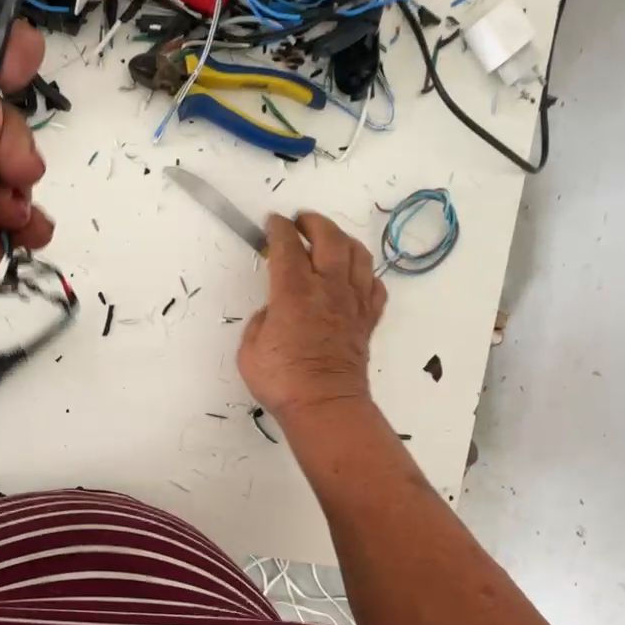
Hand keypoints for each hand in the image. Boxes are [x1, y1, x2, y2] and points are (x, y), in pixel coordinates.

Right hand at [238, 212, 387, 418]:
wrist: (324, 404)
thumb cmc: (282, 380)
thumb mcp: (249, 350)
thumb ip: (260, 322)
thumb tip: (273, 313)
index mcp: (293, 291)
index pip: (287, 246)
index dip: (278, 229)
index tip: (273, 222)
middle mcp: (327, 288)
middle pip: (328, 238)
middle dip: (314, 222)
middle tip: (302, 221)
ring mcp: (352, 302)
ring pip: (357, 255)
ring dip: (343, 239)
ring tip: (331, 239)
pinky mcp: (367, 320)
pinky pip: (374, 286)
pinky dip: (365, 275)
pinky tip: (355, 277)